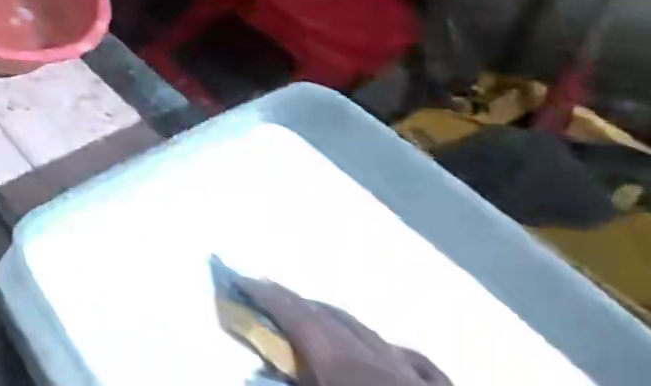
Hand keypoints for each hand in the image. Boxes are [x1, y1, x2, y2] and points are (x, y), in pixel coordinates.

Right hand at [235, 277, 450, 385]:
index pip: (295, 313)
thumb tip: (255, 372)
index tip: (236, 279)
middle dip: (296, 302)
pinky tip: (387, 354)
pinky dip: (392, 351)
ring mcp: (417, 379)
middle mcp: (379, 360)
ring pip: (373, 335)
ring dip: (338, 321)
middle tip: (266, 296)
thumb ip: (285, 385)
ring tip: (315, 317)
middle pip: (332, 317)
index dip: (263, 293)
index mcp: (341, 362)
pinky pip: (419, 365)